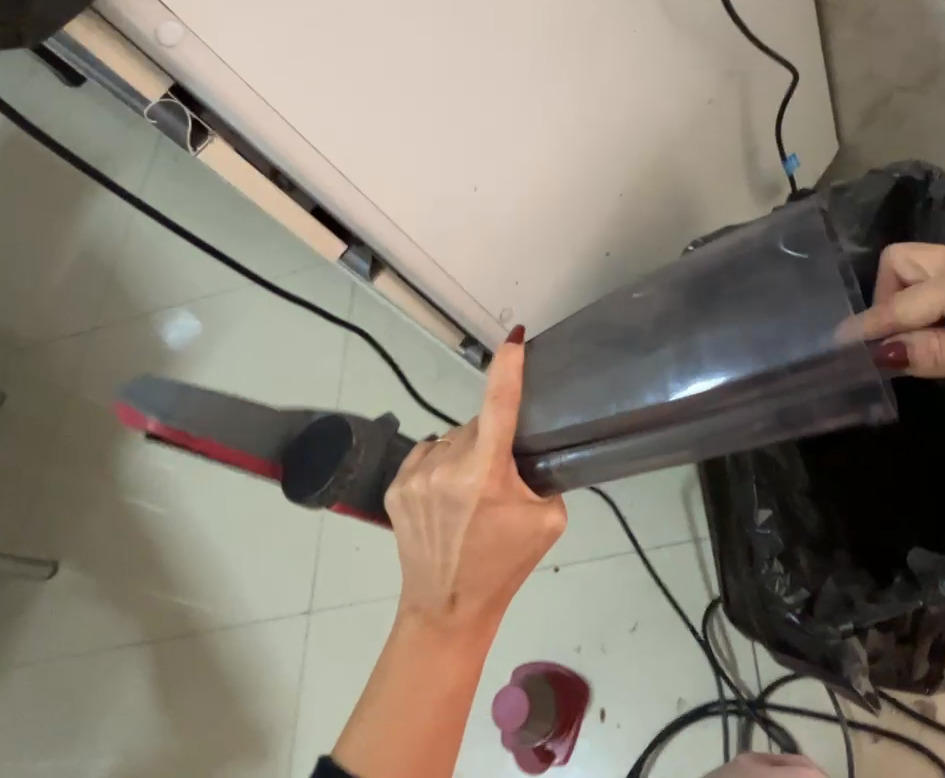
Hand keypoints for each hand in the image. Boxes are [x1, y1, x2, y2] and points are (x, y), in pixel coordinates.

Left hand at [384, 327, 567, 632]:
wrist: (448, 606)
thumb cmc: (506, 564)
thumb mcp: (548, 520)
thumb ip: (543, 476)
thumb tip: (525, 451)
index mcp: (485, 472)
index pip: (499, 403)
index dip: (507, 366)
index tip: (514, 338)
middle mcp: (446, 465)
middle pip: (475, 424)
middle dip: (490, 439)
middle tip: (498, 480)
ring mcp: (415, 475)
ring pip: (450, 438)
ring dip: (463, 451)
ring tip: (468, 495)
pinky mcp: (395, 486)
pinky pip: (426, 454)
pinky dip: (440, 464)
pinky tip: (445, 497)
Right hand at [849, 243, 944, 406]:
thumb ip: (937, 354)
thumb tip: (882, 354)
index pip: (900, 304)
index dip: (867, 329)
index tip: (834, 350)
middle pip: (901, 263)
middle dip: (884, 300)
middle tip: (892, 346)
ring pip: (922, 268)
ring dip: (907, 300)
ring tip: (916, 345)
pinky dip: (930, 301)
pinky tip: (943, 334)